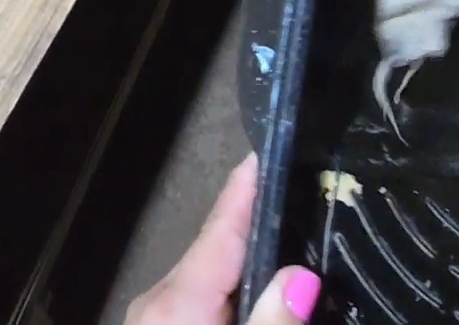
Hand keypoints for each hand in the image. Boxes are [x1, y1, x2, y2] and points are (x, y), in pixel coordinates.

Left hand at [125, 153, 319, 324]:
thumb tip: (302, 275)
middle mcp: (159, 299)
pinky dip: (229, 286)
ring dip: (244, 256)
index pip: (219, 231)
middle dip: (251, 219)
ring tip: (283, 225)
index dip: (243, 191)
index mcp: (176, 301)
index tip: (264, 152)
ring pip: (207, 276)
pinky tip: (253, 283)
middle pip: (214, 249)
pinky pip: (200, 299)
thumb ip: (270, 324)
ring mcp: (156, 318)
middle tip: (295, 186)